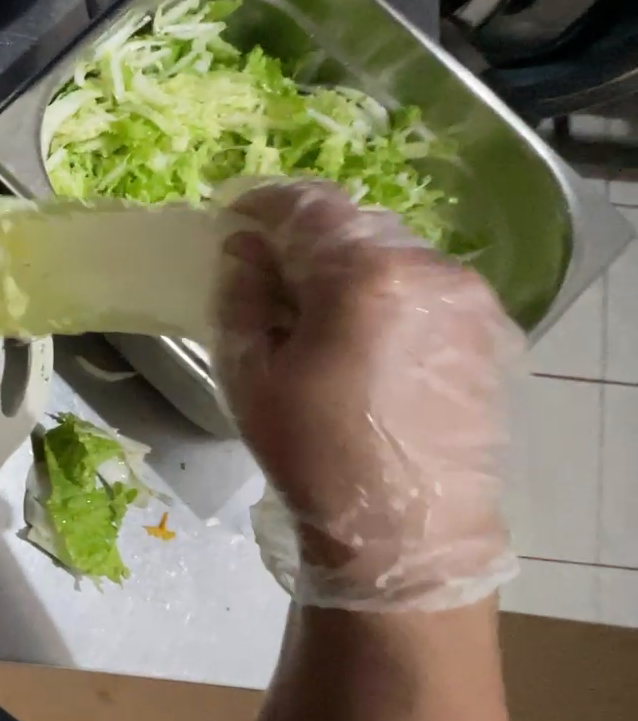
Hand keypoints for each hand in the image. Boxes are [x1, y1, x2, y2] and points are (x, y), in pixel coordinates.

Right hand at [215, 182, 522, 610]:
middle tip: (261, 266)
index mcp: (363, 277)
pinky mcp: (490, 329)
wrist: (404, 519)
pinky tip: (357, 333)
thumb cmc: (308, 445)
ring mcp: (471, 298)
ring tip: (308, 306)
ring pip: (395, 254)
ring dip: (346, 264)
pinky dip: (383, 290)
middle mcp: (429, 270)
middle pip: (357, 225)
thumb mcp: (249, 370)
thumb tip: (244, 247)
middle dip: (305, 236)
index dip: (264, 201)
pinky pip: (425, 286)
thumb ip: (244, 296)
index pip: (311, 206)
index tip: (231, 211)